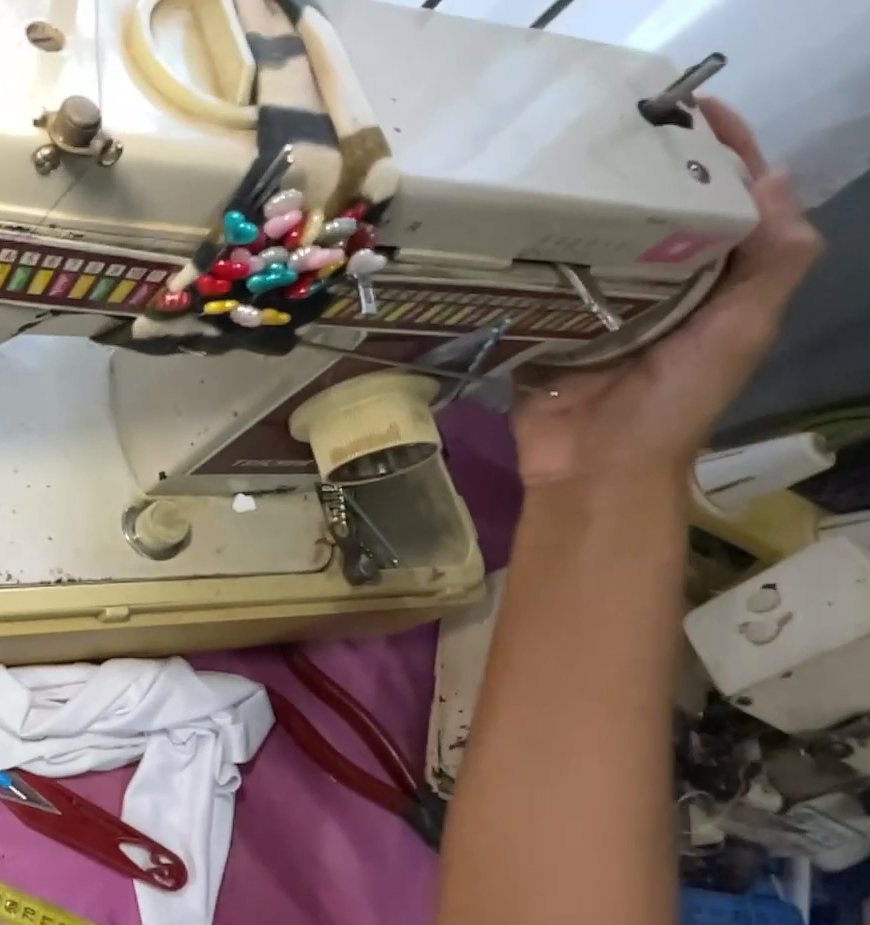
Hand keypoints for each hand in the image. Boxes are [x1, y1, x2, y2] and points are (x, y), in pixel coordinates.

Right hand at [511, 99, 822, 489]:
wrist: (591, 466)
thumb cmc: (674, 403)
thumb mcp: (742, 330)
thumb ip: (772, 260)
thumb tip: (768, 176)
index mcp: (706, 281)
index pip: (718, 202)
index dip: (715, 154)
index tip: (685, 109)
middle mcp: (646, 286)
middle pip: (644, 215)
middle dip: (629, 175)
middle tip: (596, 134)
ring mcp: (583, 308)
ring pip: (582, 246)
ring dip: (567, 213)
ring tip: (542, 173)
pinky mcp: (533, 329)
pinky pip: (527, 288)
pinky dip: (518, 263)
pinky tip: (501, 233)